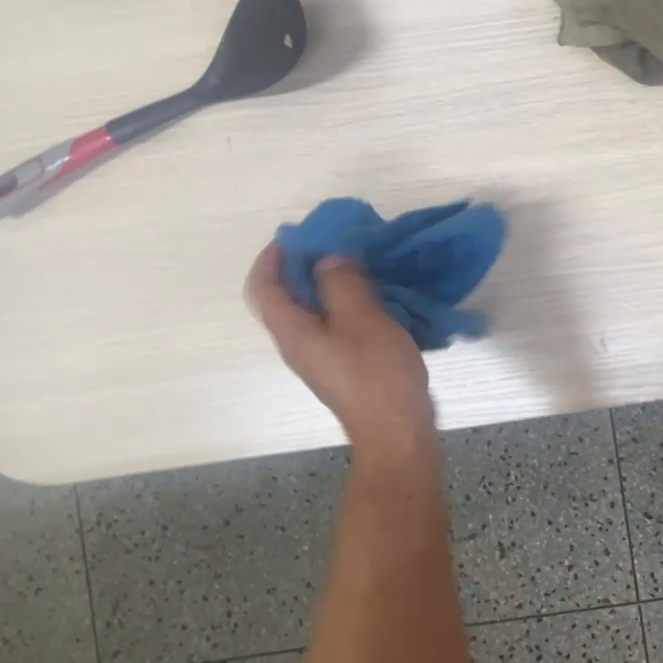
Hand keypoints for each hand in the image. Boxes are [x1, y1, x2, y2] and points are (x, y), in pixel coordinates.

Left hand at [247, 243, 434, 446]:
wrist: (397, 428)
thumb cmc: (376, 372)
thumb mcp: (362, 319)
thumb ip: (342, 283)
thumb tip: (328, 257)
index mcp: (292, 331)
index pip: (264, 287)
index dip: (273, 257)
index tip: (299, 235)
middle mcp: (298, 344)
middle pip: (286, 299)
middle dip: (304, 268)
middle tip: (335, 247)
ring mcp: (322, 358)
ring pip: (314, 313)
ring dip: (329, 287)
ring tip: (361, 269)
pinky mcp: (346, 367)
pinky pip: (337, 327)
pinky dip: (349, 306)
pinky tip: (378, 303)